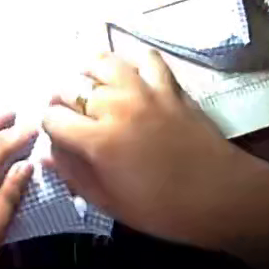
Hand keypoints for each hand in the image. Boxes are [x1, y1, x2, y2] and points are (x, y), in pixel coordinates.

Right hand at [42, 50, 266, 247]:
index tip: (59, 137)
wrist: (221, 195)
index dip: (50, 126)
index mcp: (97, 140)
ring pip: (103, 62)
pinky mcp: (170, 86)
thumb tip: (47, 152)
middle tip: (73, 116)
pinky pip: (145, 59)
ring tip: (93, 87)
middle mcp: (115, 106)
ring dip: (90, 73)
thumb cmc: (162, 209)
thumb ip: (74, 174)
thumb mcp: (109, 202)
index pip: (53, 117)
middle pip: (73, 86)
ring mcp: (145, 91)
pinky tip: (131, 79)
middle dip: (65, 100)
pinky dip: (133, 63)